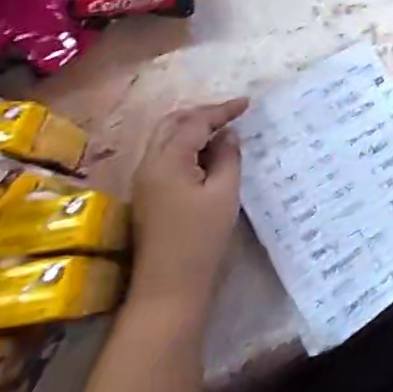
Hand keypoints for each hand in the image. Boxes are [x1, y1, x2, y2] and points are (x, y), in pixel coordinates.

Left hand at [128, 98, 248, 311]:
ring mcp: (144, 180)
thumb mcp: (224, 193)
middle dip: (202, 113)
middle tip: (232, 113)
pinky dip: (187, 145)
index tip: (247, 104)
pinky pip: (166, 155)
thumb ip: (228, 157)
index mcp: (167, 160)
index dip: (222, 110)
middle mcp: (149, 164)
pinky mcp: (148, 195)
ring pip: (166, 138)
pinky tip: (207, 153)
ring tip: (222, 129)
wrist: (169, 288)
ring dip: (192, 128)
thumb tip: (228, 135)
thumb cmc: (201, 239)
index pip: (195, 122)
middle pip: (172, 123)